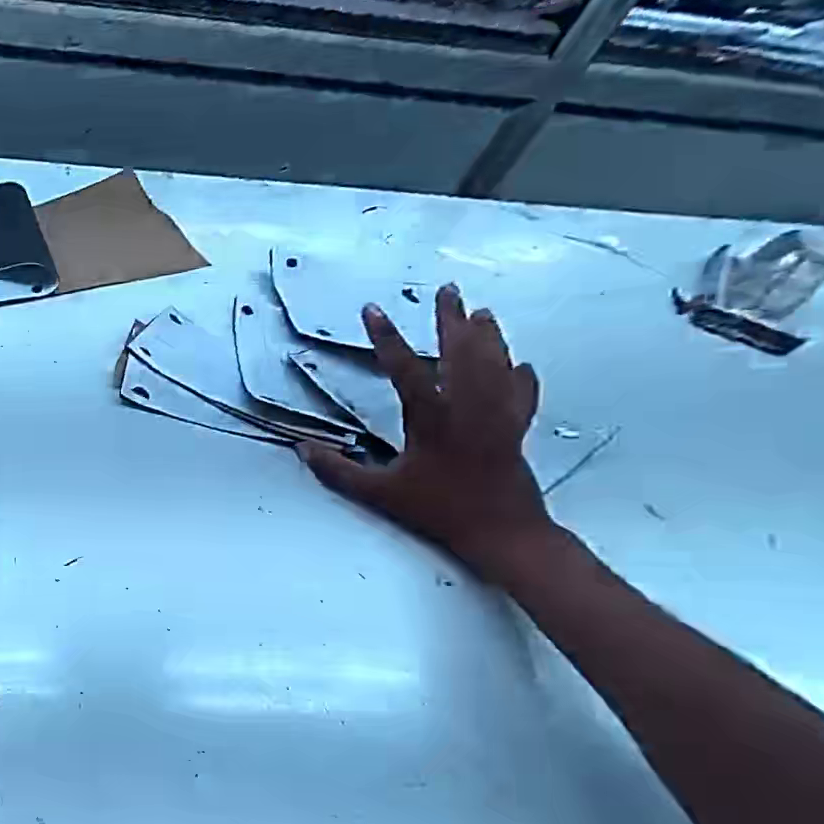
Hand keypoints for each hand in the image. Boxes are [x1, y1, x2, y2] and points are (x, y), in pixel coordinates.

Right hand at [296, 284, 559, 583]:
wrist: (503, 532)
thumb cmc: (438, 509)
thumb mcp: (379, 493)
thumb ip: (337, 471)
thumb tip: (302, 449)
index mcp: (432, 420)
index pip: (405, 369)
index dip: (386, 338)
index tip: (373, 311)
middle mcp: (469, 409)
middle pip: (462, 354)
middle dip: (451, 320)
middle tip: (447, 291)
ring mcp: (498, 417)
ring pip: (495, 365)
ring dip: (487, 336)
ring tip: (480, 311)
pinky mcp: (516, 430)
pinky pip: (521, 394)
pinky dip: (519, 375)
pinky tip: (520, 364)